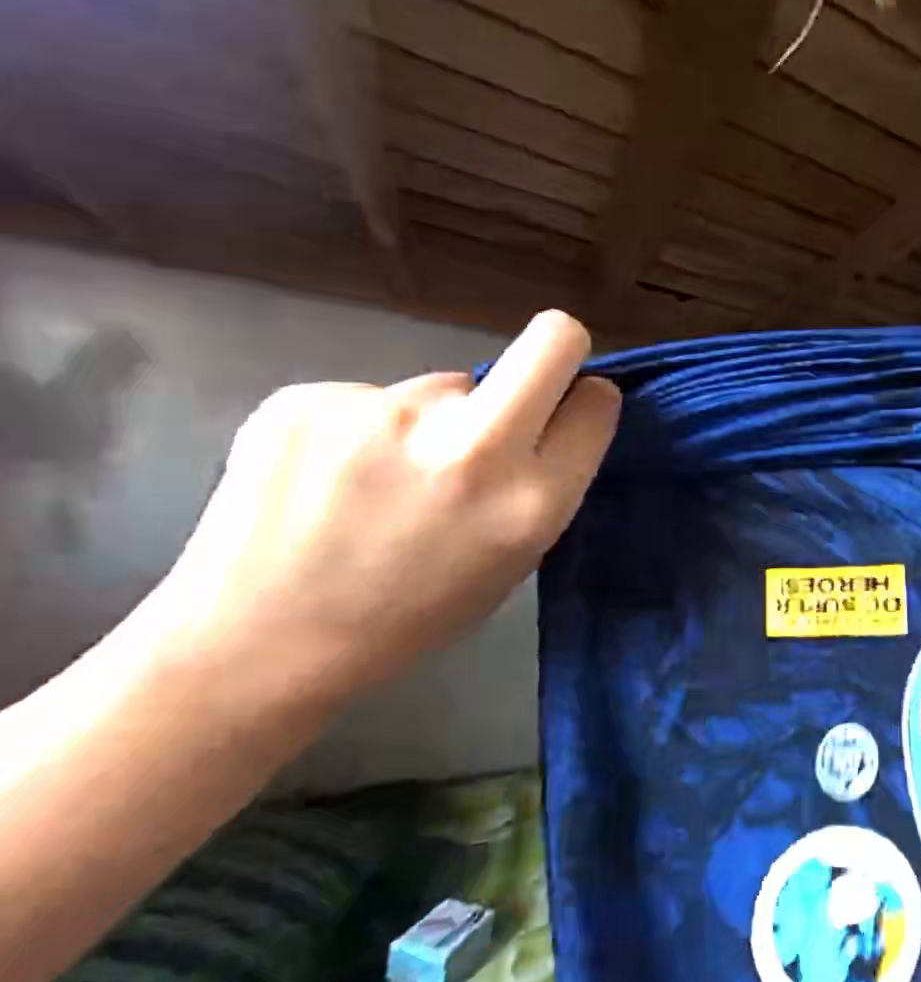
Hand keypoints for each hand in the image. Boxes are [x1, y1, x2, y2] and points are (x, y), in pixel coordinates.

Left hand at [142, 310, 619, 707]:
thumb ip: (542, 482)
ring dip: (438, 417)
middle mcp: (474, 444)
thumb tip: (541, 419)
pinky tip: (334, 478)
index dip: (588, 400)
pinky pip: (375, 397)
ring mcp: (387, 413)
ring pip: (447, 385)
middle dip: (557, 348)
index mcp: (534, 498)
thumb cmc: (416, 614)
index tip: (572, 411)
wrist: (262, 641)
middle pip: (552, 340)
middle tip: (524, 388)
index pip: (596, 403)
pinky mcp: (310, 398)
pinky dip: (369, 429)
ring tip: (389, 477)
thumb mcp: (517, 557)